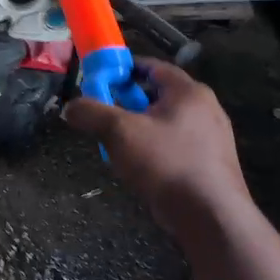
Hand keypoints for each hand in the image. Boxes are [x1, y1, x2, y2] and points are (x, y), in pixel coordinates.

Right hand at [62, 58, 251, 235]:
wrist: (207, 212)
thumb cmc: (165, 162)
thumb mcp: (118, 131)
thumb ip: (90, 112)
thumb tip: (70, 106)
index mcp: (188, 93)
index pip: (152, 67)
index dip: (122, 69)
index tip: (97, 81)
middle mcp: (204, 109)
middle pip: (156, 94)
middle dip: (124, 101)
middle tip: (100, 114)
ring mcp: (209, 136)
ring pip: (162, 120)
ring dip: (134, 126)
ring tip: (113, 143)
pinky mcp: (207, 160)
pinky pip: (171, 142)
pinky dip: (149, 145)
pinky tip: (135, 163)